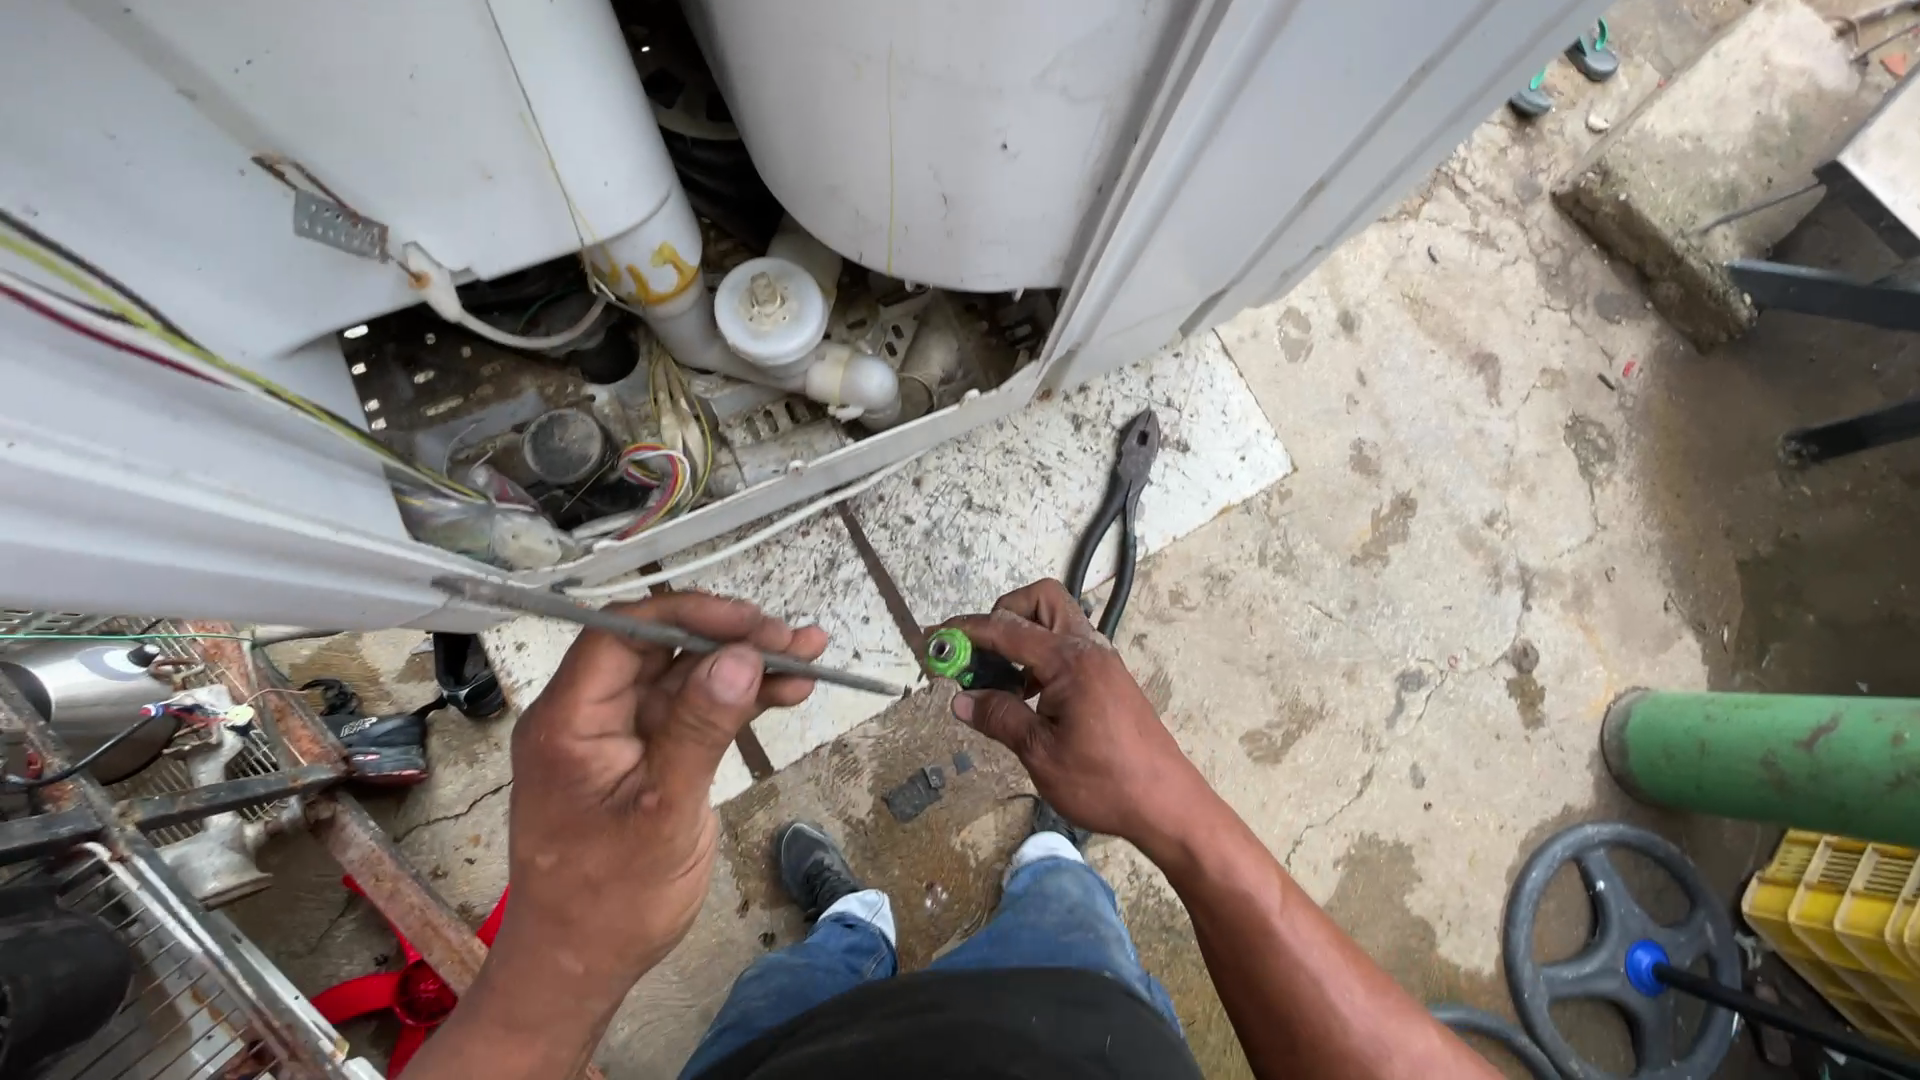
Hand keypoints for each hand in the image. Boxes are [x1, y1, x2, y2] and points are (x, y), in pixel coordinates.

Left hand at [492, 592, 827, 995]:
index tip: (751, 623)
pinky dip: (746, 698)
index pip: (624, 634)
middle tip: (793, 639)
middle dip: (732, 636)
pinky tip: (791, 690)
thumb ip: (700, 729)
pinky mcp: (657, 752)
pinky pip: (703, 710)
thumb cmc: (611, 899)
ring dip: (750, 664)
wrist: (589, 964)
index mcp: (570, 719)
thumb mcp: (662, 812)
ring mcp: (628, 732)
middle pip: (664, 648)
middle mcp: (596, 713)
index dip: (689, 615)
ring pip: (692, 676)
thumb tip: (742, 657)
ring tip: (811, 653)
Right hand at [941, 579, 1215, 854]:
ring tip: (999, 678)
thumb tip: (960, 699)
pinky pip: (1067, 645)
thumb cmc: (1104, 782)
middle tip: (981, 652)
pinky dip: (1040, 654)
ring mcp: (1102, 661)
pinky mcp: (1108, 678)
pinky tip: (1028, 695)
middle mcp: (1088, 648)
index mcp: (1069, 660)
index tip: (933, 639)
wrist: (1168, 804)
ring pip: (1057, 619)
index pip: (1006, 628)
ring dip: (1022, 634)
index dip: (965, 632)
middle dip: (1003, 612)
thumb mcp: (1040, 753)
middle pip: (1041, 598)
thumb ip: (999, 718)